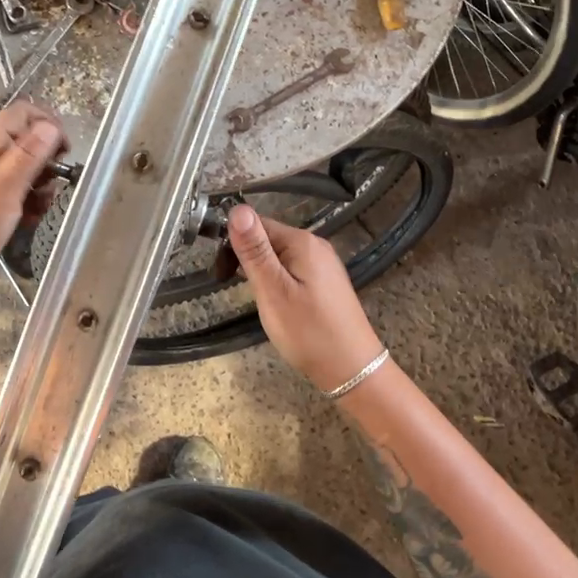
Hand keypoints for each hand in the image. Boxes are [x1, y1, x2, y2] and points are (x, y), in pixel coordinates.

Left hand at [0, 100, 67, 274]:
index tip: (64, 151)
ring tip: (40, 205)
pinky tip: (31, 215)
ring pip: (28, 165)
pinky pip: (20, 186)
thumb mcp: (5, 187)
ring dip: (41, 183)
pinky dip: (30, 198)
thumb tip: (52, 125)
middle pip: (28, 139)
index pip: (23, 112)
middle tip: (52, 183)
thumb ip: (29, 154)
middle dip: (46, 160)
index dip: (48, 124)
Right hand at [228, 205, 385, 393]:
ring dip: (263, 273)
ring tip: (260, 301)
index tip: (224, 272)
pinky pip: (292, 270)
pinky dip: (278, 282)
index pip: (257, 224)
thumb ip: (254, 249)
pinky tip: (278, 304)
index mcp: (302, 242)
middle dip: (249, 259)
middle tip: (240, 290)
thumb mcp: (273, 290)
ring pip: (279, 257)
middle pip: (268, 239)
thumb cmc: (308, 331)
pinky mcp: (326, 282)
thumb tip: (236, 208)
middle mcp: (315, 245)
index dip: (235, 243)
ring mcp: (324, 264)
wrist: (353, 370)